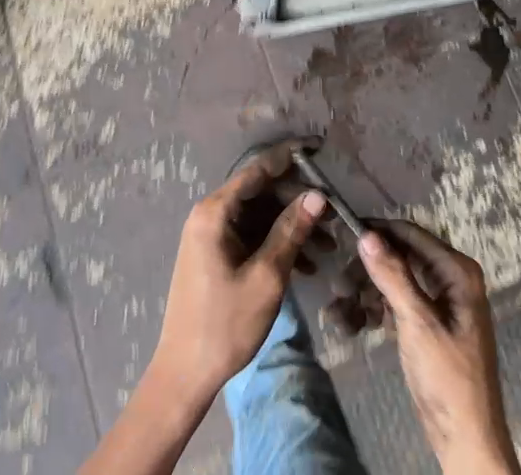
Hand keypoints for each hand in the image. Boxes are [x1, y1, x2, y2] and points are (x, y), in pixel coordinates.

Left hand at [151, 140, 330, 395]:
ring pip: (259, 218)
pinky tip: (306, 267)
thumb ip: (291, 231)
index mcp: (214, 213)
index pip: (257, 170)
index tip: (320, 148)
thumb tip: (317, 195)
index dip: (289, 157)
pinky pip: (251, 238)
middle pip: (261, 193)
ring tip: (328, 248)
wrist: (186, 372)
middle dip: (298, 202)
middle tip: (334, 216)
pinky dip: (277, 246)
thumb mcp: (267, 276)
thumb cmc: (225, 323)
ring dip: (292, 228)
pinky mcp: (215, 256)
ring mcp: (210, 237)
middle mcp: (209, 216)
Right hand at [345, 221, 520, 474]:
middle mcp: (451, 278)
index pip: (412, 234)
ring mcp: (440, 301)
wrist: (465, 433)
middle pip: (401, 257)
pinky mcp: (429, 323)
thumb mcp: (416, 322)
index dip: (378, 231)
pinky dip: (377, 310)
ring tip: (340, 313)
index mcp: (458, 271)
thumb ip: (392, 275)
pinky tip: (356, 325)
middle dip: (368, 270)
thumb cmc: (446, 375)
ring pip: (395, 281)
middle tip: (338, 287)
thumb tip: (367, 234)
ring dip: (367, 293)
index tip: (342, 233)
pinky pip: (397, 303)